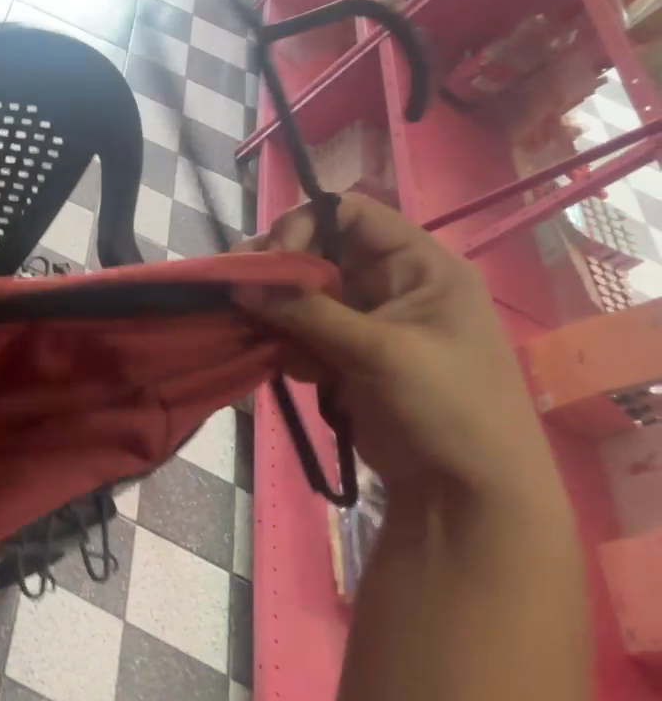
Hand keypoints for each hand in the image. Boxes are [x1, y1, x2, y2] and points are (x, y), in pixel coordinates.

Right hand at [236, 194, 557, 499]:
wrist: (461, 486)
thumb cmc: (444, 406)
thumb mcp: (377, 351)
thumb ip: (306, 312)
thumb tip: (238, 285)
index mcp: (421, 268)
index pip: (353, 214)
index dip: (305, 224)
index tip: (269, 259)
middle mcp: (392, 285)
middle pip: (318, 252)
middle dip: (276, 272)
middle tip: (238, 292)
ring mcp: (367, 321)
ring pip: (299, 294)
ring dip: (273, 312)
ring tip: (257, 334)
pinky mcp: (344, 353)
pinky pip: (297, 330)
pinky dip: (283, 343)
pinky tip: (290, 368)